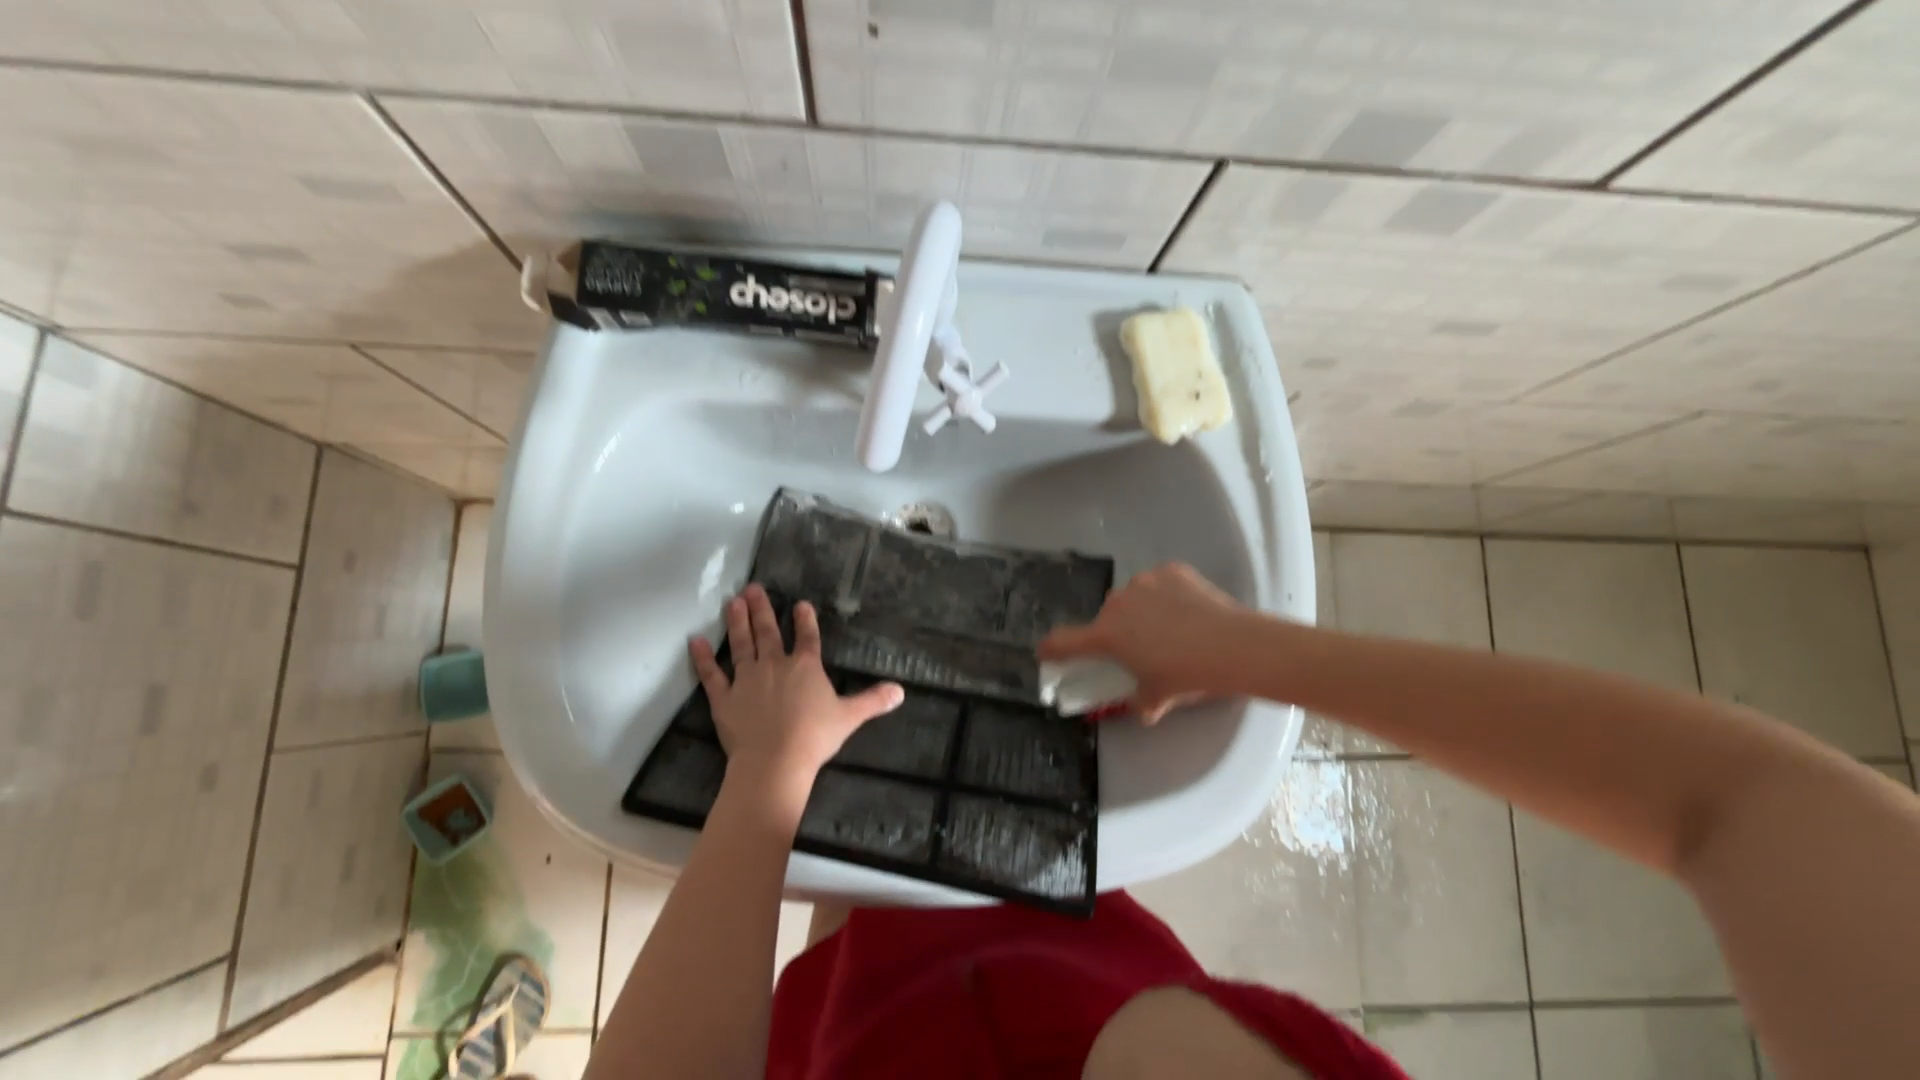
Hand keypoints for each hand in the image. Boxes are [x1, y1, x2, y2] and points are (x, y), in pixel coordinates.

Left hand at [689, 584, 903, 789]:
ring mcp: (746, 679)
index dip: (804, 619)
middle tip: (752, 588)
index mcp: (805, 666)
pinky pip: (711, 674)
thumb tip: (901, 691)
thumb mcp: (849, 717)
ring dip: (737, 622)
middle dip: (761, 609)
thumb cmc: (814, 737)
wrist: (776, 760)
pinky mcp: (724, 697)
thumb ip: (873, 701)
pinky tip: (695, 641)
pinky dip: (703, 658)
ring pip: (741, 644)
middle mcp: (774, 664)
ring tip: (732, 602)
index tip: (800, 604)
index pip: (806, 637)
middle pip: (767, 631)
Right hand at [1038, 563, 1247, 721]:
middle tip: (1142, 650)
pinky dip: (1168, 596)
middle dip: (1118, 633)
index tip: (1047, 653)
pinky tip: (1189, 613)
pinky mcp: (1172, 570)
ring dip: (1143, 611)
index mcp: (1107, 636)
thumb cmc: (1188, 675)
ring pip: (1134, 598)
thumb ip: (1141, 701)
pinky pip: (1161, 584)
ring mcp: (1145, 582)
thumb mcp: (1159, 697)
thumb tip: (1143, 707)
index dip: (1051, 649)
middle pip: (1107, 618)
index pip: (1063, 641)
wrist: (1233, 645)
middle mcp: (1118, 603)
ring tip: (1172, 629)